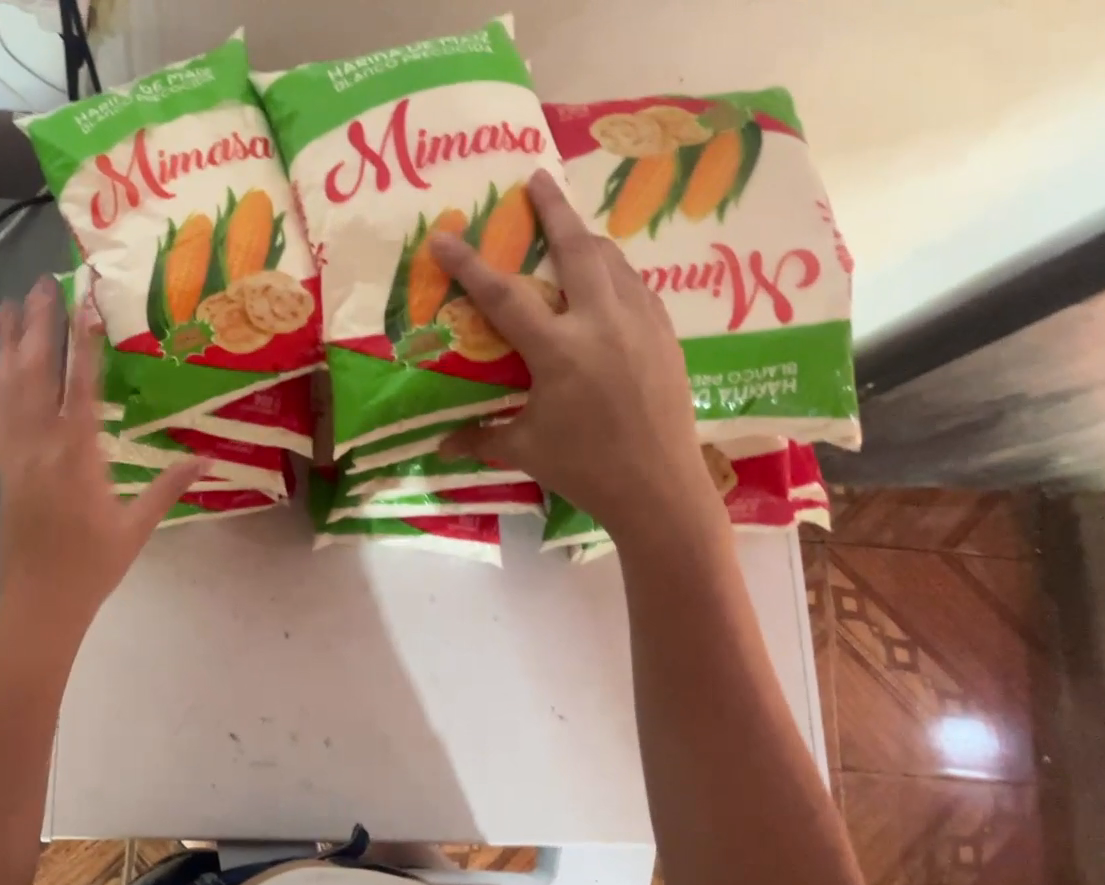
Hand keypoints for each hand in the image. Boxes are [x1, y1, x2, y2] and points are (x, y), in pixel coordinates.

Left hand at [0, 278, 205, 626]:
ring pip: (6, 390)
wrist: (40, 601)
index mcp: (77, 459)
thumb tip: (207, 457)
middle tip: (43, 283)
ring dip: (9, 344)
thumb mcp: (138, 528)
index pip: (79, 387)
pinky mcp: (1, 468)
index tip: (84, 302)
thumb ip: (169, 487)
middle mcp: (39, 448)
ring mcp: (14, 457)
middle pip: (35, 375)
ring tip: (13, 305)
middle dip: (39, 326)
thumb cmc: (93, 567)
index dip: (82, 341)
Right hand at [428, 170, 721, 545]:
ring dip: (586, 239)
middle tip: (537, 178)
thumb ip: (480, 437)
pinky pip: (636, 286)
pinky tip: (606, 280)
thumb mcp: (523, 450)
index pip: (504, 297)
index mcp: (559, 351)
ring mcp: (641, 323)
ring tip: (568, 230)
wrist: (660, 486)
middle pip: (576, 249)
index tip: (443, 237)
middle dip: (554, 209)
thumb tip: (439, 444)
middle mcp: (602, 323)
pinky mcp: (665, 334)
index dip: (470, 265)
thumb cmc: (584, 468)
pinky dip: (614, 272)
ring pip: (614, 261)